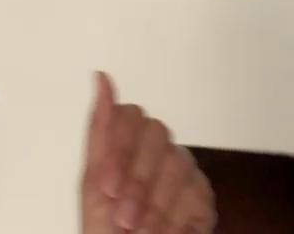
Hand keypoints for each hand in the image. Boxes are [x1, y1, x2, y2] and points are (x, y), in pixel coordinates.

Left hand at [82, 72, 215, 233]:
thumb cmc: (104, 232)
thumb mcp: (91, 182)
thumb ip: (99, 129)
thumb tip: (99, 76)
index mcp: (127, 140)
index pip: (130, 115)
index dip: (119, 150)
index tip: (107, 186)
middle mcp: (157, 149)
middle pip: (156, 134)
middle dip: (137, 180)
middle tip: (124, 216)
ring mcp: (182, 169)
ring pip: (177, 162)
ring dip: (155, 206)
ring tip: (141, 232)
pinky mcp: (202, 196)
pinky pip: (198, 191)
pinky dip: (177, 219)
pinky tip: (165, 233)